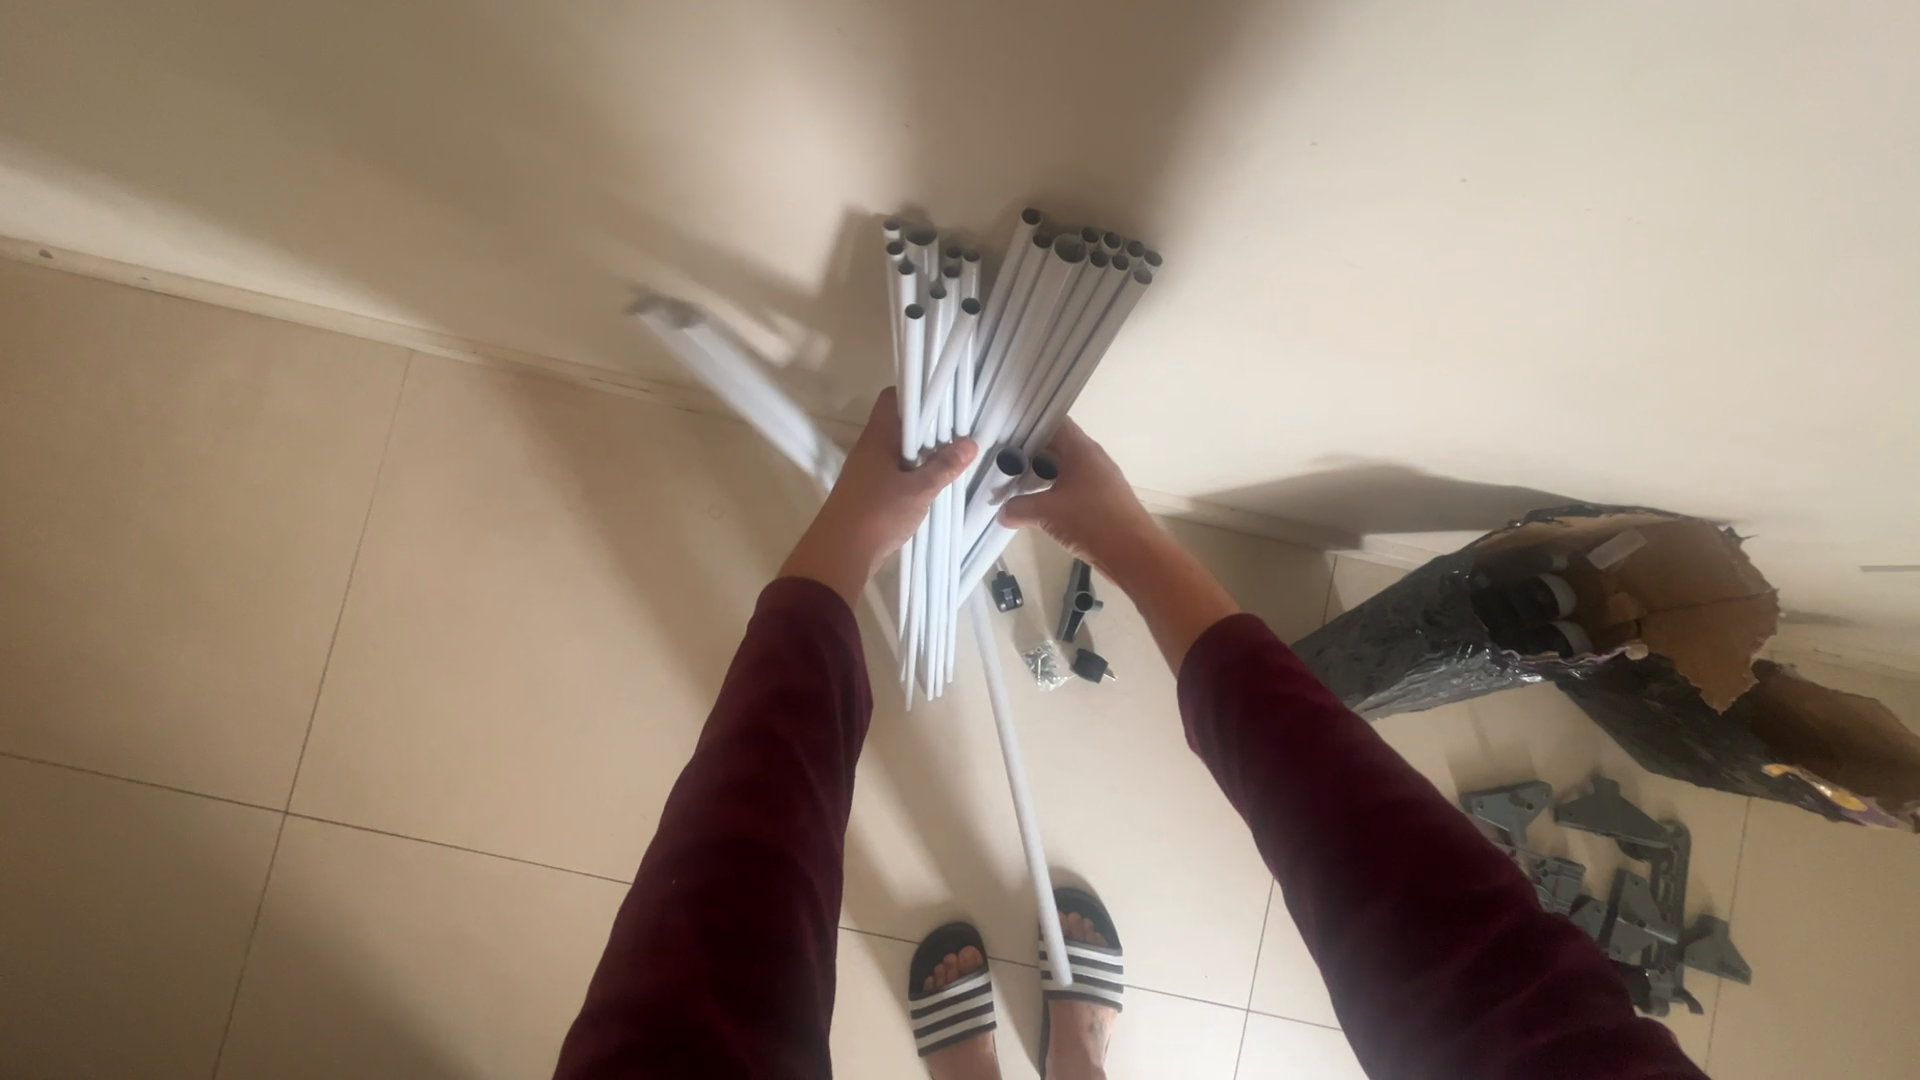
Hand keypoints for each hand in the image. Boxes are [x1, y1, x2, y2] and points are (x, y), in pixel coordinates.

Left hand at [780, 388, 975, 603]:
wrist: (840, 552)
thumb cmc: (878, 513)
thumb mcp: (919, 489)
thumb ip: (944, 466)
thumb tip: (970, 443)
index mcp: (878, 436)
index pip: (894, 398)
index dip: (918, 394)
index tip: (946, 403)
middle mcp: (870, 447)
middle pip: (901, 424)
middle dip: (929, 428)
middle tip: (959, 433)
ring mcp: (868, 469)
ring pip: (899, 450)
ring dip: (923, 454)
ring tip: (953, 458)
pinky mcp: (869, 491)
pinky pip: (896, 472)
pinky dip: (914, 473)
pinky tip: (934, 484)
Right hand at [1001, 419, 1238, 669]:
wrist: (1134, 553)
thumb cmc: (1091, 522)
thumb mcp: (1047, 513)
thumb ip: (1019, 508)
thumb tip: (1002, 513)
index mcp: (1081, 450)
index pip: (1054, 423)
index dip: (1030, 425)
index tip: (1006, 433)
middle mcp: (1092, 459)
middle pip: (1057, 446)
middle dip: (1030, 454)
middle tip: (1002, 462)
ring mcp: (1100, 480)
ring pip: (1065, 469)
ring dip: (1042, 476)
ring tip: (1014, 485)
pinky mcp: (1103, 500)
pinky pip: (1073, 487)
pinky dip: (1054, 492)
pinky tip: (1038, 506)